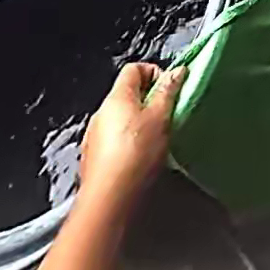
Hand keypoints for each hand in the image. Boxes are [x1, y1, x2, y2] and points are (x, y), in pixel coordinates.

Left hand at [78, 63, 185, 213]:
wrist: (108, 201)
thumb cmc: (137, 152)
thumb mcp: (161, 116)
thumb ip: (169, 90)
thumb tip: (177, 70)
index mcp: (116, 98)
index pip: (134, 68)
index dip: (155, 72)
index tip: (170, 89)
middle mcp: (101, 113)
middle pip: (128, 92)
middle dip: (150, 98)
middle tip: (168, 112)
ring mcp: (93, 136)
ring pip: (122, 116)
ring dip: (140, 119)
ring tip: (157, 135)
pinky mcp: (92, 158)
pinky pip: (115, 136)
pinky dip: (129, 138)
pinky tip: (140, 154)